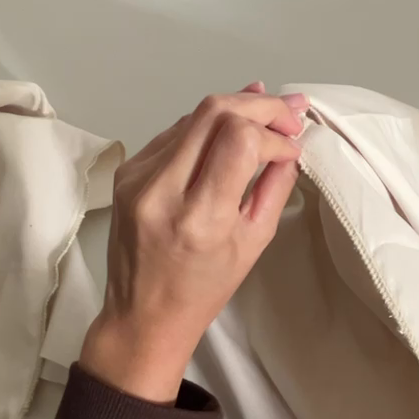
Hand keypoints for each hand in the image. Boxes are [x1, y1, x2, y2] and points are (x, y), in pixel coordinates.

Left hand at [79, 83, 308, 403]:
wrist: (143, 314)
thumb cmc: (204, 288)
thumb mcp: (254, 242)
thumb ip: (274, 186)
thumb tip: (289, 144)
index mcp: (200, 217)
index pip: (240, 139)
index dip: (274, 132)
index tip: (291, 147)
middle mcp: (162, 190)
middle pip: (214, 111)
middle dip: (259, 105)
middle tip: (289, 112)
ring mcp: (137, 177)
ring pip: (193, 115)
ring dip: (236, 107)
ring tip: (268, 112)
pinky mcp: (127, 171)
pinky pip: (175, 132)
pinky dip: (208, 125)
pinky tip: (232, 125)